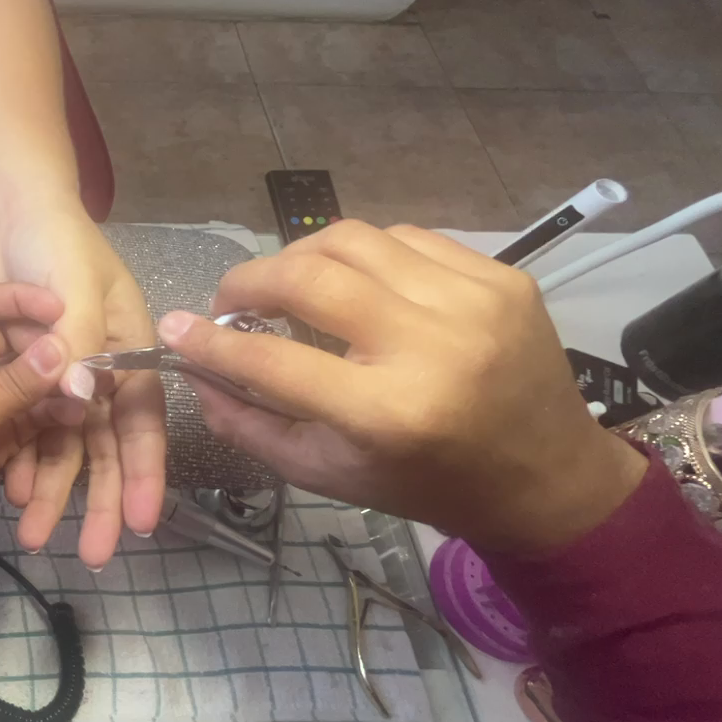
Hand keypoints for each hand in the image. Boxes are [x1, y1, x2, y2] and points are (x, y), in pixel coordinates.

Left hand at [0, 205, 166, 566]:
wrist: (7, 219)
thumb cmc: (48, 244)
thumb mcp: (64, 287)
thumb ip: (68, 344)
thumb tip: (82, 402)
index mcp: (123, 346)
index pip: (137, 415)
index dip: (141, 467)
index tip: (141, 518)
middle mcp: (96, 367)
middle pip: (100, 441)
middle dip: (98, 497)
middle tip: (97, 552)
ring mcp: (57, 375)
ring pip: (61, 443)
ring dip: (55, 490)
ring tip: (43, 539)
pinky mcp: (23, 378)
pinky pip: (26, 429)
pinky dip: (23, 461)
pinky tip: (17, 496)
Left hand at [0, 284, 71, 593]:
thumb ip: (13, 384)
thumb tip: (63, 347)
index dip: (23, 299)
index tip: (66, 305)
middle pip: (13, 341)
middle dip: (48, 349)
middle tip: (89, 358)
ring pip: (27, 379)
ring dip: (55, 385)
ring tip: (88, 392)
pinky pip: (31, 415)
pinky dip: (52, 416)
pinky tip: (78, 417)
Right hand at [156, 221, 647, 556]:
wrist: (547, 478)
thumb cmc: (418, 483)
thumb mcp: (318, 471)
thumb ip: (244, 421)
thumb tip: (191, 366)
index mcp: (385, 412)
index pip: (270, 358)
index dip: (210, 340)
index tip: (174, 327)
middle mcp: (433, 347)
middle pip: (309, 278)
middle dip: (248, 281)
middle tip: (229, 302)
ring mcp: (474, 302)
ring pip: (350, 241)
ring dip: (296, 259)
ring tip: (283, 289)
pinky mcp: (500, 277)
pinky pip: (400, 238)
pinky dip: (354, 255)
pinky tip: (346, 283)